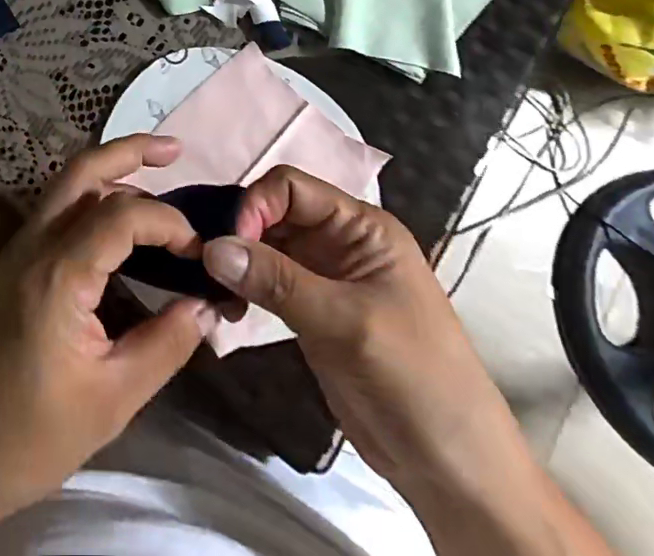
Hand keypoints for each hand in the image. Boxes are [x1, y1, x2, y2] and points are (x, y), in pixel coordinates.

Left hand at [0, 136, 217, 555]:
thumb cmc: (37, 429)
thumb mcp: (116, 396)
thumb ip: (167, 341)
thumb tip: (206, 303)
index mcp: (56, 276)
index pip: (119, 214)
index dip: (168, 221)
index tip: (202, 252)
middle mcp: (31, 247)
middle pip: (78, 173)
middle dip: (126, 150)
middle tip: (175, 149)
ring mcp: (18, 250)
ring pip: (63, 186)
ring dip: (108, 171)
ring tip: (157, 176)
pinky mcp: (16, 262)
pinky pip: (56, 210)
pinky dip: (91, 198)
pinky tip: (122, 220)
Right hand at [202, 166, 612, 555]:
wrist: (451, 467)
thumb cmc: (415, 381)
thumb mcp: (345, 323)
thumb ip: (276, 280)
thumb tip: (209, 246)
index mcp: (363, 229)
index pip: (289, 188)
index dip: (253, 206)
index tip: (226, 245)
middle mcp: (340, 242)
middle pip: (270, 212)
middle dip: (235, 233)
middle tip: (202, 266)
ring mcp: (323, 275)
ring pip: (260, 245)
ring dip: (232, 262)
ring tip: (212, 291)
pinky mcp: (307, 307)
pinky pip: (261, 279)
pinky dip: (238, 286)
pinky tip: (225, 308)